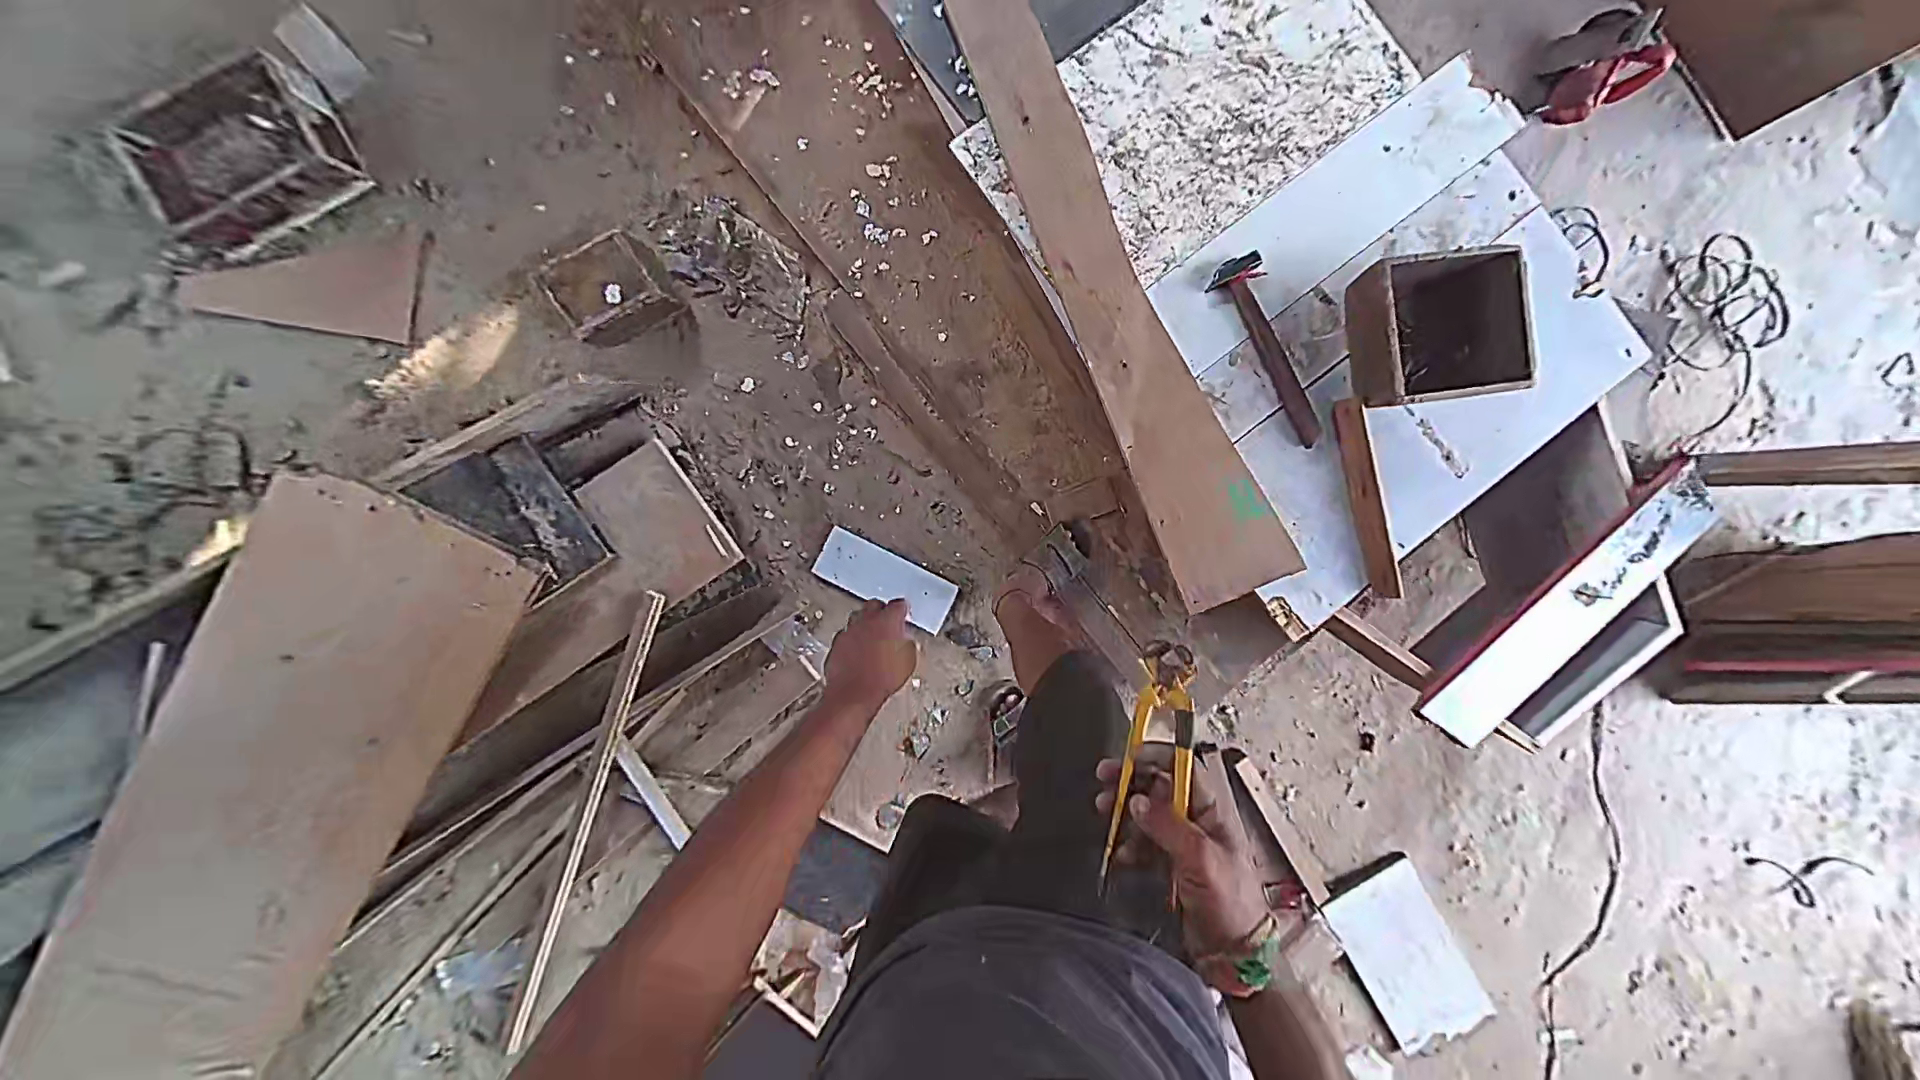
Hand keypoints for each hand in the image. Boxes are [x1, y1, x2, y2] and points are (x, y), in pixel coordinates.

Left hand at [823, 599, 917, 712]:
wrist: (855, 694)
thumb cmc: (881, 679)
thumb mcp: (908, 660)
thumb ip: (907, 642)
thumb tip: (906, 640)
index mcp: (888, 620)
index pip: (898, 605)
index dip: (903, 609)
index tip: (904, 611)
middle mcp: (867, 620)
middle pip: (874, 605)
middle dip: (882, 611)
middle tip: (887, 621)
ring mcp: (850, 630)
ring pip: (858, 618)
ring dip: (865, 624)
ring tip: (872, 636)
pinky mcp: (837, 643)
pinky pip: (846, 634)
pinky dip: (853, 639)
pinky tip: (858, 650)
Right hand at [1095, 746, 1269, 954]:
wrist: (1236, 957)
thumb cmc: (1231, 903)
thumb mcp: (1201, 859)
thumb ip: (1168, 826)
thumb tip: (1138, 800)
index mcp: (1211, 812)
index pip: (1183, 769)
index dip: (1156, 757)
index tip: (1129, 757)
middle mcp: (1195, 823)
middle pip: (1159, 788)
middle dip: (1131, 781)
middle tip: (1104, 778)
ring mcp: (1181, 845)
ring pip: (1146, 815)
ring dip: (1124, 811)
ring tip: (1104, 810)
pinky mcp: (1169, 867)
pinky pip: (1142, 844)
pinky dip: (1127, 844)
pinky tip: (1120, 853)